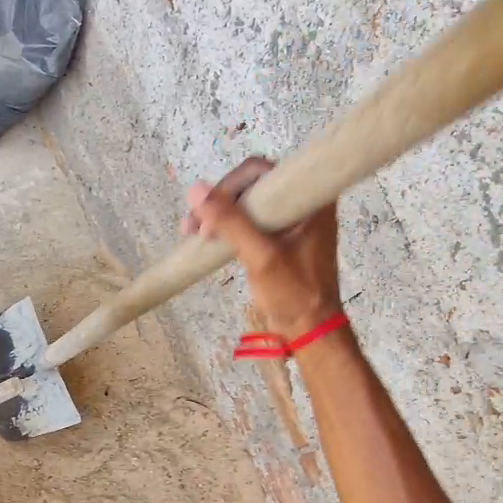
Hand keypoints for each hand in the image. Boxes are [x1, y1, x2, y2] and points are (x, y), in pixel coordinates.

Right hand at [181, 157, 342, 339]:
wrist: (310, 330)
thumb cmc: (293, 293)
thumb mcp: (260, 256)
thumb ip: (231, 222)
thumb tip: (195, 190)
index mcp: (310, 199)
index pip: (262, 172)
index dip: (229, 187)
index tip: (208, 212)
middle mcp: (302, 203)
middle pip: (251, 186)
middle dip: (219, 202)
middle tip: (193, 226)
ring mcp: (290, 221)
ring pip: (247, 204)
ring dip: (218, 216)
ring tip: (192, 234)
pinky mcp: (279, 237)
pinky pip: (249, 221)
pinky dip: (227, 228)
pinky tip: (207, 240)